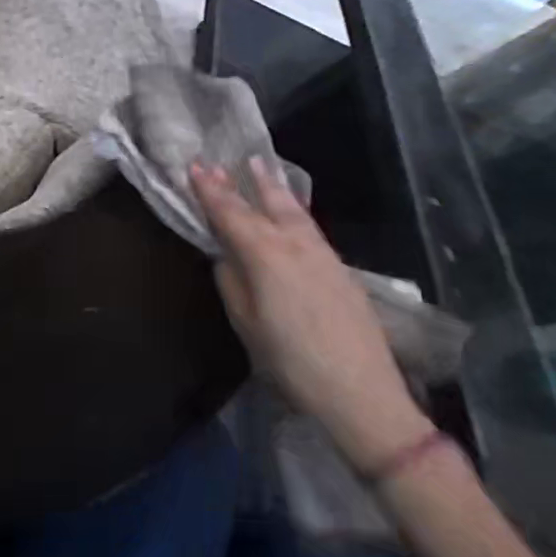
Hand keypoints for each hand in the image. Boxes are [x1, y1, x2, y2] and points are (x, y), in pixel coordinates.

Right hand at [190, 157, 432, 471]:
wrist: (362, 395)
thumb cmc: (288, 358)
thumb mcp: (243, 319)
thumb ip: (231, 279)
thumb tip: (227, 257)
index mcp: (265, 255)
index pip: (230, 212)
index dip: (209, 189)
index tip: (193, 165)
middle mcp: (296, 246)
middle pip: (265, 204)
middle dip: (240, 182)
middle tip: (221, 160)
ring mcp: (325, 258)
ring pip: (294, 212)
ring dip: (273, 189)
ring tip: (260, 167)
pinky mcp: (342, 273)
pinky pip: (310, 229)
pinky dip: (293, 210)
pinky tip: (290, 211)